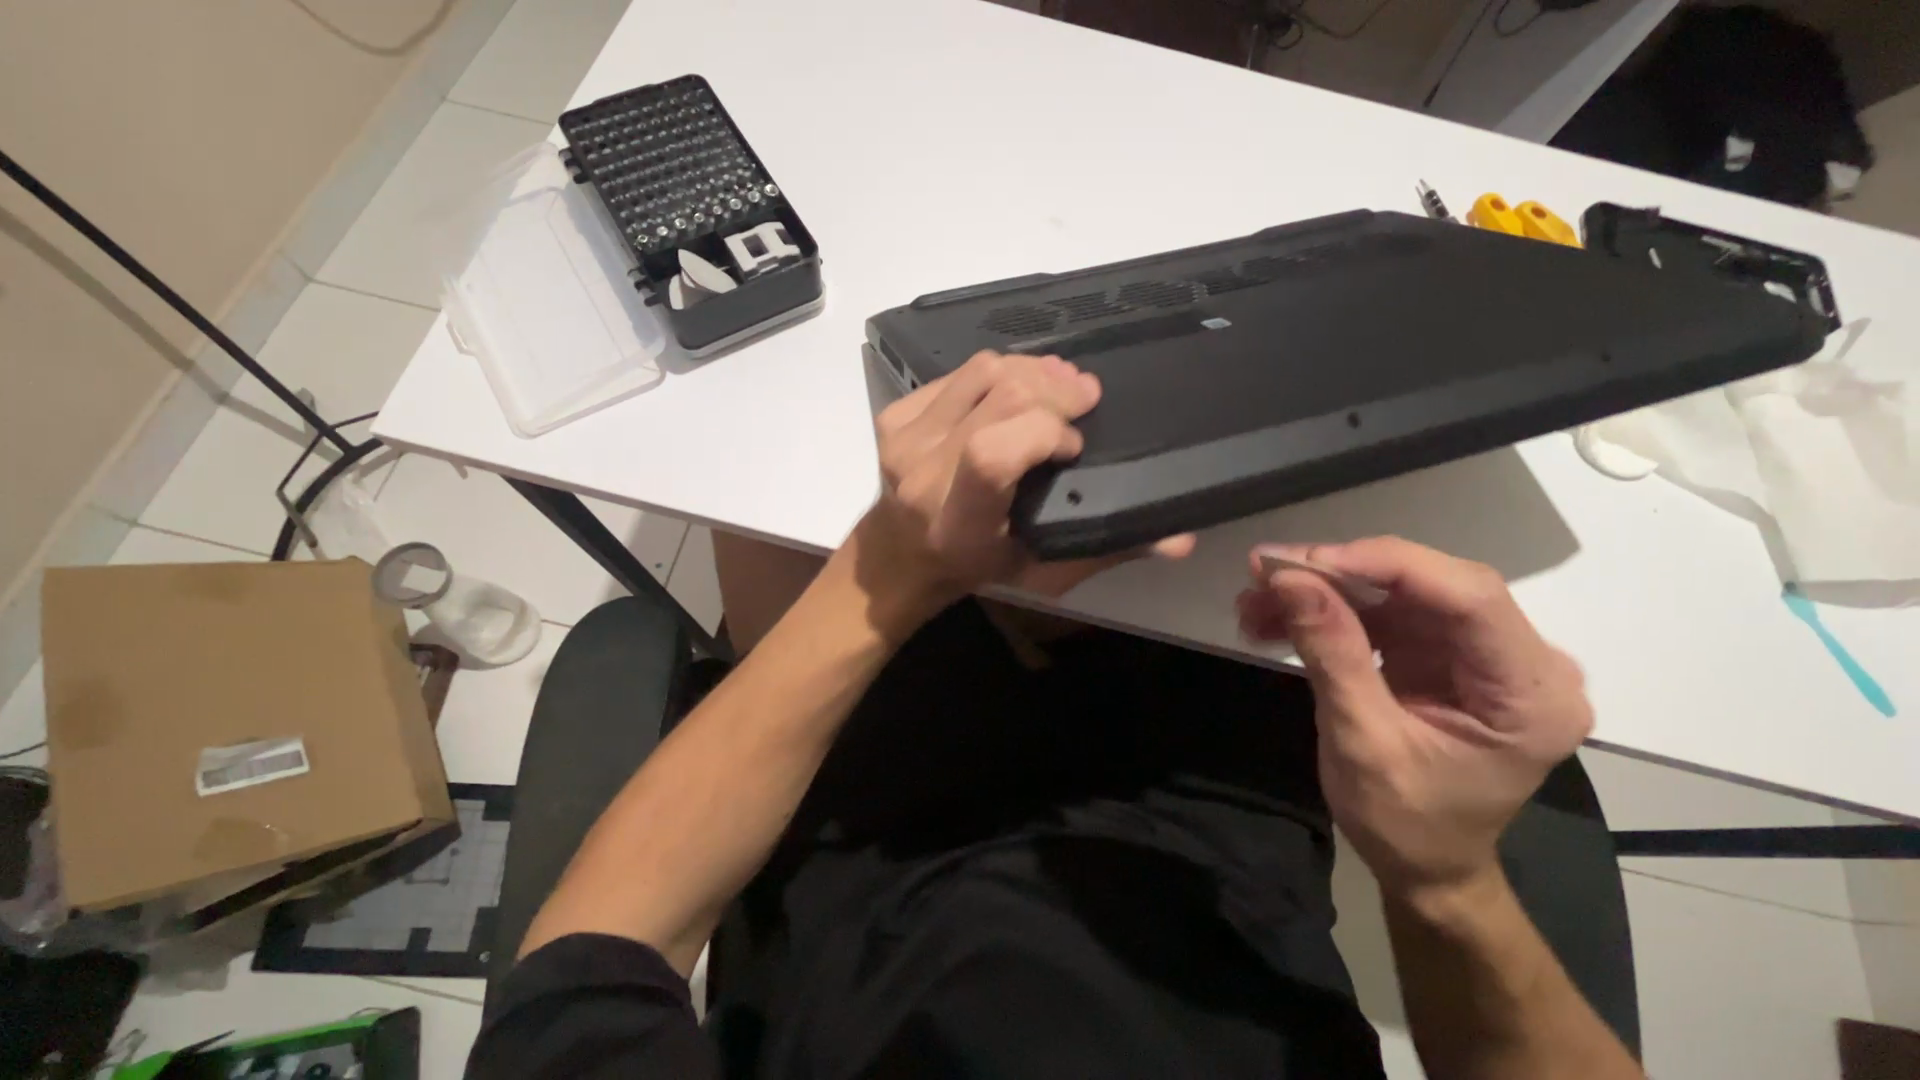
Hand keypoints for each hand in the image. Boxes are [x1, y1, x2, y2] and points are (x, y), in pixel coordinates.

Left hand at [852, 350, 1191, 622]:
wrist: (901, 554)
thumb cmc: (978, 565)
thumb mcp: (1042, 570)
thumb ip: (1107, 549)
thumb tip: (1181, 540)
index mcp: (960, 521)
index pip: (993, 453)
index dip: (1044, 431)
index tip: (1075, 443)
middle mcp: (925, 475)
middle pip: (998, 400)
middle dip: (1053, 390)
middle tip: (1086, 396)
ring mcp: (905, 440)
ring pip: (982, 373)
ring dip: (1032, 372)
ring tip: (1061, 385)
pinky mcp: (895, 414)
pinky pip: (960, 371)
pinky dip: (1000, 371)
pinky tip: (1020, 387)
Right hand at [1237, 538, 1591, 900]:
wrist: (1425, 866)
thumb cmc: (1407, 824)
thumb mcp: (1362, 743)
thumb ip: (1333, 654)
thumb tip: (1288, 578)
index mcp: (1531, 693)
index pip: (1470, 596)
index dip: (1388, 565)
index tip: (1306, 562)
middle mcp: (1523, 660)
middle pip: (1433, 585)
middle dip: (1343, 574)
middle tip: (1266, 573)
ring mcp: (1482, 653)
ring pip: (1399, 592)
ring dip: (1324, 591)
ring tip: (1254, 602)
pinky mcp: (1445, 652)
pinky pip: (1386, 614)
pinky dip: (1330, 612)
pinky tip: (1275, 619)